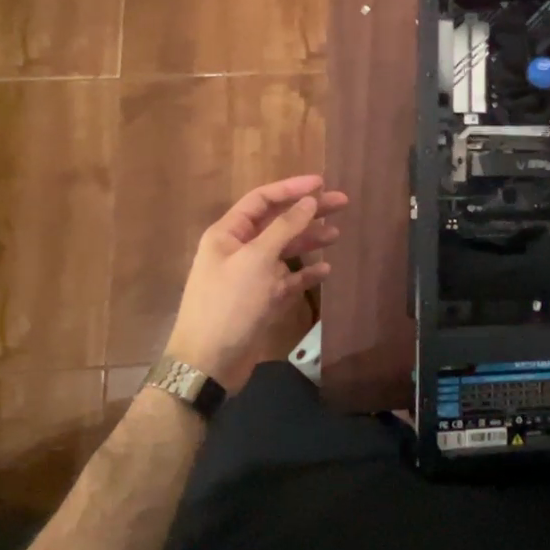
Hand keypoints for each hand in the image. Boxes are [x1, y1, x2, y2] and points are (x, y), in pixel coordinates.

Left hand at [164, 175, 345, 390]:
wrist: (207, 366)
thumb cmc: (229, 305)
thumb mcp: (256, 260)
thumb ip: (285, 227)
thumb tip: (309, 201)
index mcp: (228, 234)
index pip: (262, 199)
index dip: (292, 188)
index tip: (322, 183)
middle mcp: (239, 250)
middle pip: (278, 222)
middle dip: (308, 212)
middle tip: (341, 203)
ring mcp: (250, 277)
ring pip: (285, 249)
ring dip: (310, 240)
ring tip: (336, 234)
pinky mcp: (261, 301)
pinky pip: (288, 279)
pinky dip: (306, 274)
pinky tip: (326, 271)